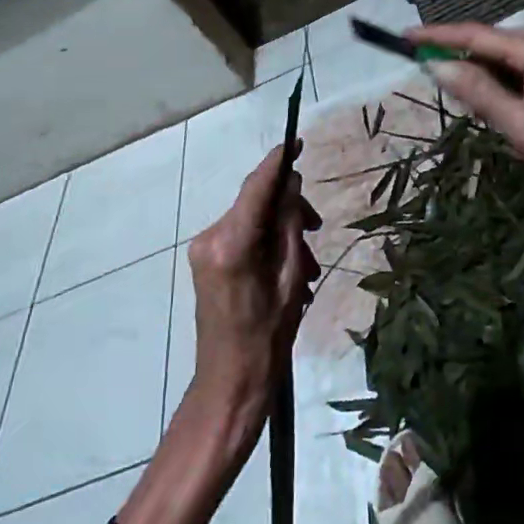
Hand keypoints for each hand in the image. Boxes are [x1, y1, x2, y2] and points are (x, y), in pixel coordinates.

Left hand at [117, 144, 321, 523]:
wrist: (229, 382)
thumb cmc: (268, 338)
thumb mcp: (292, 281)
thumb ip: (291, 229)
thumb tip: (291, 189)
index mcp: (232, 245)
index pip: (257, 188)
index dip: (278, 162)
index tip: (296, 140)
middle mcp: (211, 239)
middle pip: (255, 202)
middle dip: (289, 208)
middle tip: (318, 229)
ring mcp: (204, 250)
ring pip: (251, 219)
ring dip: (281, 230)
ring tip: (309, 264)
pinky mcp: (205, 260)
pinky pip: (242, 235)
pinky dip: (266, 242)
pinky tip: (288, 268)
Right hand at [412, 23, 523, 236]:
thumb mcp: (523, 128)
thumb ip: (479, 93)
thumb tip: (439, 67)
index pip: (475, 35)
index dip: (437, 36)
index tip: (405, 37)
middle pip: (493, 44)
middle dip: (467, 67)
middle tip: (452, 98)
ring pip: (510, 58)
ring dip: (490, 81)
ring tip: (492, 118)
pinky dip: (510, 84)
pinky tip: (512, 113)